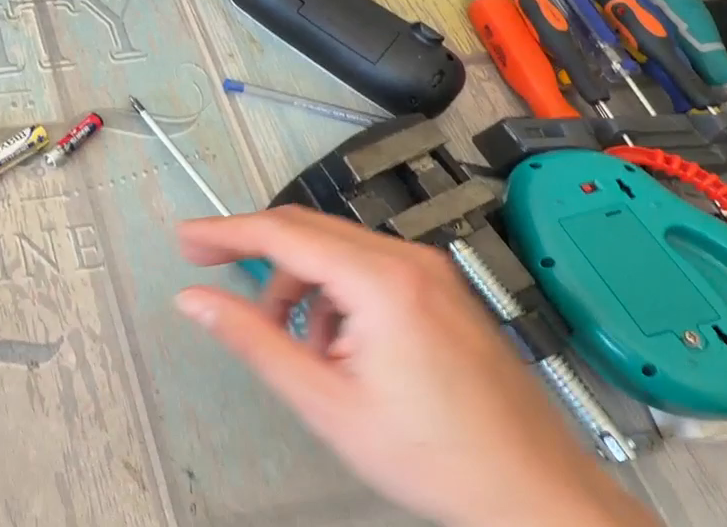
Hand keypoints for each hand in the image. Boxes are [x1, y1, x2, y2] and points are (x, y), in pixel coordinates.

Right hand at [174, 207, 657, 526]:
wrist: (540, 497)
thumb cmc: (438, 456)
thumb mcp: (325, 402)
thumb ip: (252, 340)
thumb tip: (195, 301)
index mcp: (381, 281)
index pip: (281, 233)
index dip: (224, 231)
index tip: (186, 239)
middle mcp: (409, 260)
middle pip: (306, 229)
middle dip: (251, 246)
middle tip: (204, 264)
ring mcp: (431, 273)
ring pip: (335, 248)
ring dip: (294, 280)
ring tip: (283, 336)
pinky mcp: (441, 290)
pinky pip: (366, 268)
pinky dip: (331, 292)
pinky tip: (331, 343)